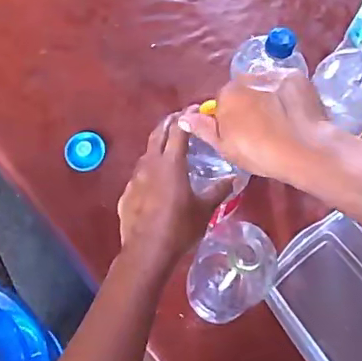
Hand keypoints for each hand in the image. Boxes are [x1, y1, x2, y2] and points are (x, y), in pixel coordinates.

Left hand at [117, 113, 230, 271]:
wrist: (146, 251)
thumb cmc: (179, 227)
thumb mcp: (205, 209)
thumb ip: (219, 190)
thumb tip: (235, 178)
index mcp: (171, 162)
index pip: (178, 130)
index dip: (187, 116)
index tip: (195, 108)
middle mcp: (150, 163)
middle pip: (158, 134)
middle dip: (169, 123)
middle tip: (180, 118)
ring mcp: (135, 177)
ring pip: (147, 153)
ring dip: (158, 145)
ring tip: (169, 148)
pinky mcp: (126, 193)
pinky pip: (139, 175)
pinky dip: (149, 170)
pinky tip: (155, 181)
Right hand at [179, 69, 349, 186]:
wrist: (305, 149)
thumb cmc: (261, 153)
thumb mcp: (226, 148)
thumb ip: (204, 129)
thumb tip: (185, 117)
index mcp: (227, 94)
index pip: (223, 102)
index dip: (232, 119)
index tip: (244, 134)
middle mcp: (247, 77)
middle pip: (243, 89)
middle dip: (249, 103)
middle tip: (263, 128)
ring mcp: (273, 74)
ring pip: (264, 84)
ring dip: (268, 96)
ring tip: (282, 120)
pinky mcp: (296, 75)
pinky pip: (286, 83)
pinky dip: (288, 94)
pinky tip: (296, 112)